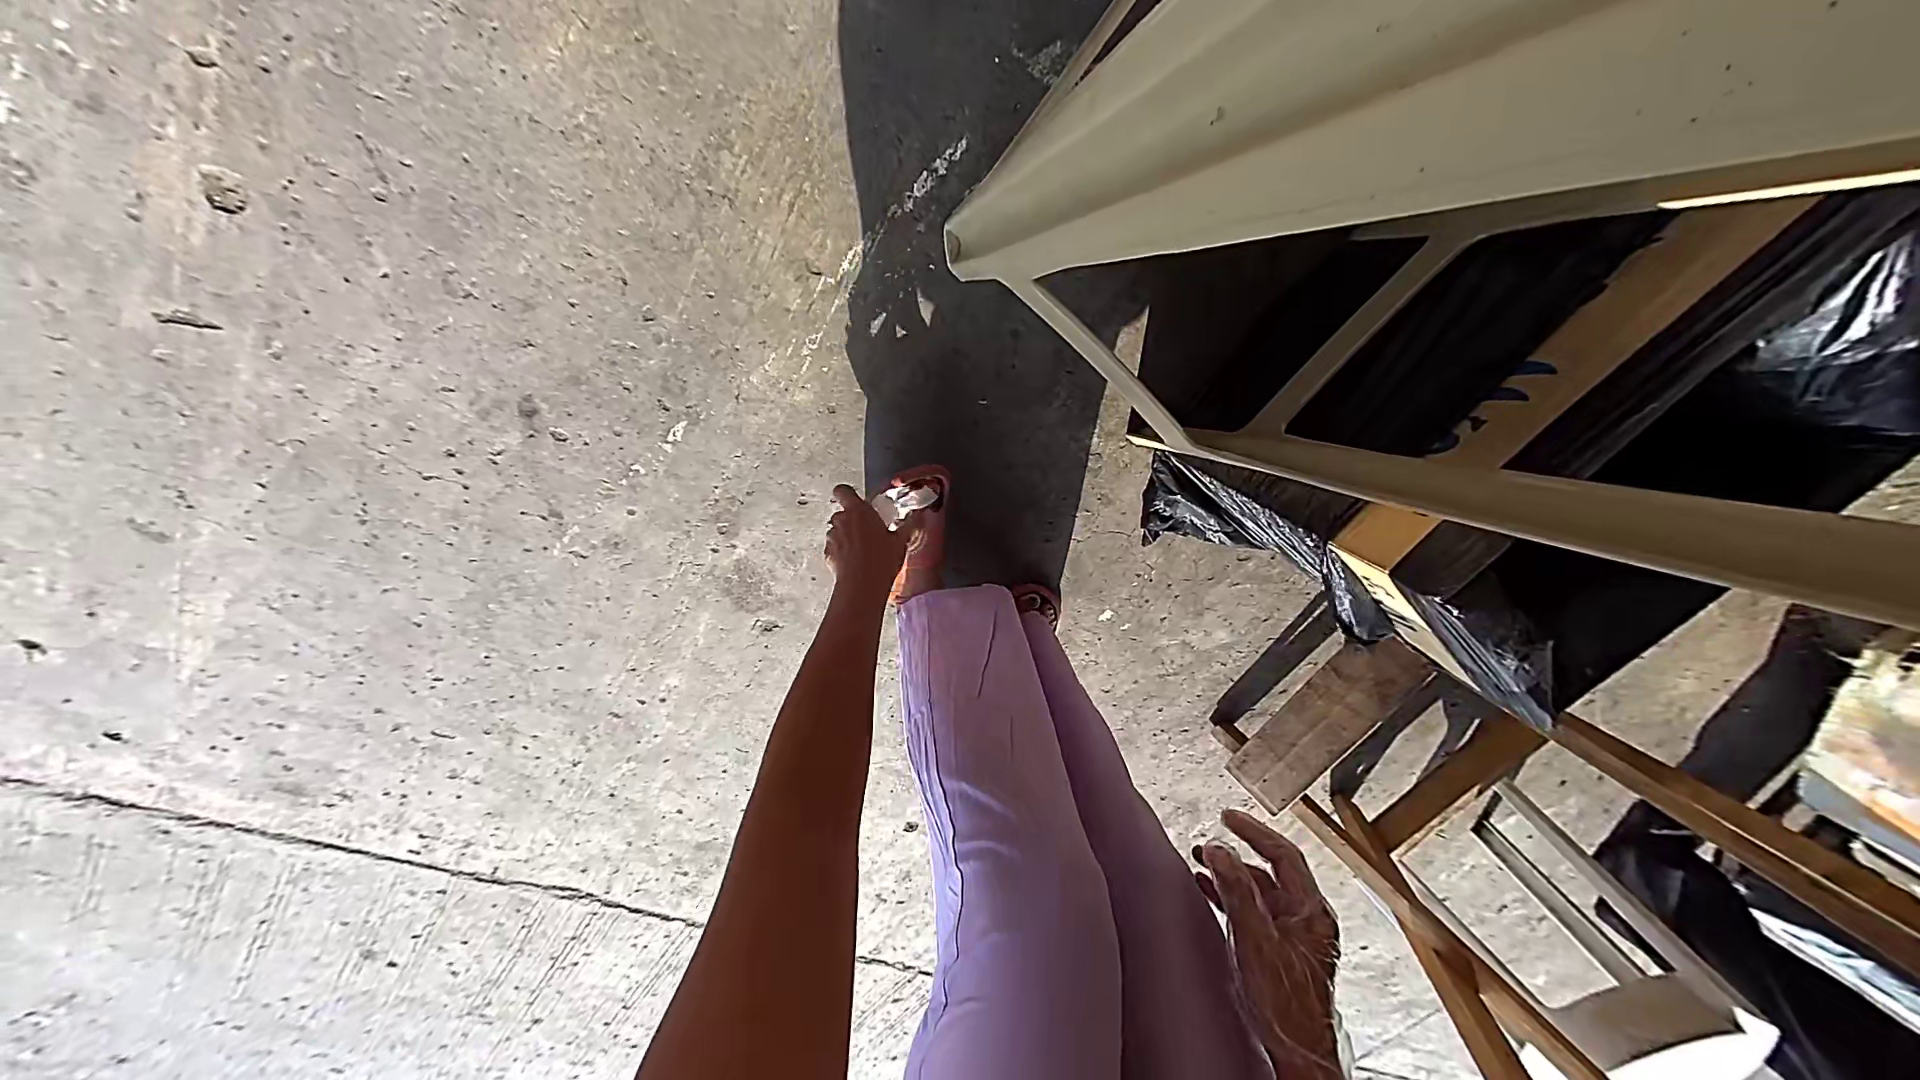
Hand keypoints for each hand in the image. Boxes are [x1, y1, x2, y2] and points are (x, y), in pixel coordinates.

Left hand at [823, 484, 907, 604]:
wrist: (863, 585)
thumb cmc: (881, 560)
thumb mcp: (900, 541)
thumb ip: (908, 525)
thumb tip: (917, 517)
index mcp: (859, 511)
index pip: (843, 491)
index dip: (846, 493)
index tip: (854, 499)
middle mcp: (841, 521)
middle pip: (841, 513)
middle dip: (851, 520)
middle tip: (867, 530)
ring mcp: (832, 538)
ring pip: (837, 531)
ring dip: (846, 536)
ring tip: (862, 549)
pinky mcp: (827, 554)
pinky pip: (833, 548)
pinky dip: (840, 552)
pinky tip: (854, 561)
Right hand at [1197, 809, 1341, 1079]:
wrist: (1297, 1054)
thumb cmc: (1286, 1007)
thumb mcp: (1255, 939)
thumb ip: (1236, 891)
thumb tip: (1219, 850)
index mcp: (1310, 912)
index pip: (1284, 855)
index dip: (1255, 831)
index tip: (1229, 816)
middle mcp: (1306, 920)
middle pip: (1270, 871)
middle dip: (1237, 852)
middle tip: (1211, 840)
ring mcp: (1294, 936)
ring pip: (1259, 890)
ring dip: (1230, 874)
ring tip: (1202, 862)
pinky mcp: (1280, 950)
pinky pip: (1254, 910)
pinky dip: (1230, 895)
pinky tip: (1211, 892)